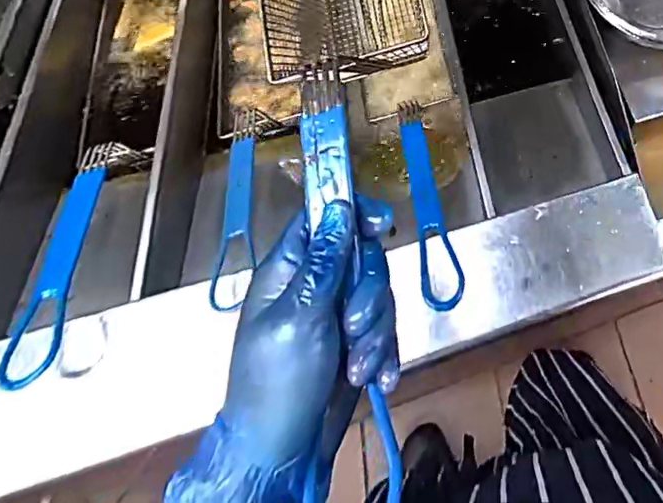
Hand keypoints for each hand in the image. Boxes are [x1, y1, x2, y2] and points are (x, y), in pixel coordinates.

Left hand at [167, 198, 396, 502]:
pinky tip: (377, 379)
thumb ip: (322, 263)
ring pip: (379, 295)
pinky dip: (386, 353)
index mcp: (290, 268)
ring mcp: (338, 314)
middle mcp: (316, 284)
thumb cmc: (276, 383)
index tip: (380, 224)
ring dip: (376, 333)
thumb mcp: (297, 318)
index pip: (323, 217)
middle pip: (362, 256)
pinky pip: (386, 330)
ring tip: (358, 369)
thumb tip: (339, 207)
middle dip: (368, 293)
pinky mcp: (357, 343)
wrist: (281, 456)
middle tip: (352, 327)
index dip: (352, 212)